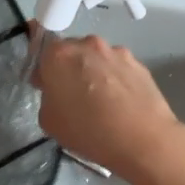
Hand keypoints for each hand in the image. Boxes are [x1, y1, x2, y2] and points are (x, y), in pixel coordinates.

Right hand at [28, 23, 184, 181]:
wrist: (142, 140)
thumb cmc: (88, 130)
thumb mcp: (49, 120)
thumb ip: (47, 97)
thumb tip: (57, 91)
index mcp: (59, 55)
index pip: (42, 48)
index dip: (42, 68)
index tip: (45, 84)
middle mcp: (87, 44)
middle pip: (71, 51)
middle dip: (68, 68)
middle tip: (72, 95)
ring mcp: (116, 52)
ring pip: (97, 59)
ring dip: (94, 73)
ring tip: (101, 101)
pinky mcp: (139, 63)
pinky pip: (118, 68)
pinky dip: (115, 80)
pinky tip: (119, 104)